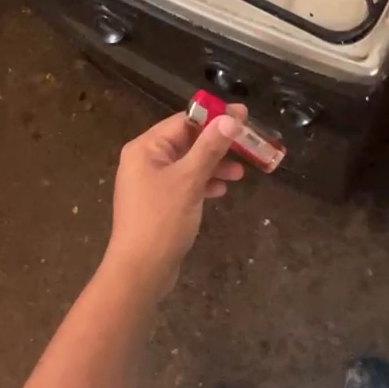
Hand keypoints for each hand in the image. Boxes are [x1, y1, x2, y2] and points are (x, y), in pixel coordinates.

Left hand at [103, 105, 251, 296]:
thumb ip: (210, 147)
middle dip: (217, 143)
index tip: (243, 116)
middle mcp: (145, 160)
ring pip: (189, 164)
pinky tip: (222, 189)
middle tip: (248, 143)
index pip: (184, 121)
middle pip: (187, 141)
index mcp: (145, 148)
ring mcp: (151, 183)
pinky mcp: (159, 203)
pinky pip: (185, 183)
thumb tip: (230, 118)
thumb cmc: (161, 220)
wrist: (140, 271)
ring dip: (214, 164)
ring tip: (241, 171)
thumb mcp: (189, 180)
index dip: (214, 117)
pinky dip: (204, 182)